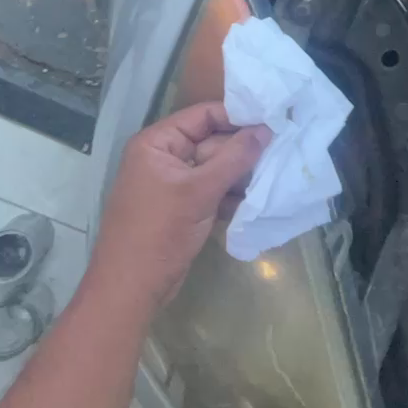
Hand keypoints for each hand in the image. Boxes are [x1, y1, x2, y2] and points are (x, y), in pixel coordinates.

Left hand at [87, 102, 269, 308]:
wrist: (130, 292)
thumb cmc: (158, 232)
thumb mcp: (200, 191)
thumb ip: (236, 156)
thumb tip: (267, 128)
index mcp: (157, 143)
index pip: (204, 115)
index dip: (238, 117)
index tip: (273, 123)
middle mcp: (164, 156)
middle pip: (214, 141)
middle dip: (242, 152)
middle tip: (276, 155)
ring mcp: (173, 183)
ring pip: (217, 166)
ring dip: (239, 175)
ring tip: (266, 180)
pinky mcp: (182, 206)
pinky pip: (213, 188)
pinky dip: (230, 194)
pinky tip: (250, 203)